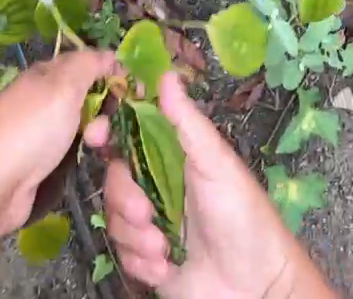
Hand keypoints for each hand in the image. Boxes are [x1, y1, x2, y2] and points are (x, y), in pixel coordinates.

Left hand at [0, 48, 117, 233]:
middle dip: (104, 107)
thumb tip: (108, 54)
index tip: (134, 91)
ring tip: (93, 146)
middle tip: (102, 127)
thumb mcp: (63, 86)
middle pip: (87, 93)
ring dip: (95, 132)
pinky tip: (87, 158)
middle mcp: (42, 95)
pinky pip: (72, 144)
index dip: (111, 72)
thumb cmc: (32, 128)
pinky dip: (82, 149)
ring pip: (82, 121)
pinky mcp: (40, 157)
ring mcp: (40, 127)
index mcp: (46, 73)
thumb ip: (88, 64)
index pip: (87, 62)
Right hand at [85, 73, 334, 298]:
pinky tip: (164, 267)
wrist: (256, 285)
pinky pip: (122, 251)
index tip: (96, 135)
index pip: (128, 131)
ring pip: (114, 215)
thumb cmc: (242, 213)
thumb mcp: (216, 163)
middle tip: (147, 214)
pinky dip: (140, 261)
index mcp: (171, 154)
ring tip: (163, 248)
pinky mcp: (148, 256)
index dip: (106, 129)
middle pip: (115, 176)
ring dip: (134, 235)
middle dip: (125, 198)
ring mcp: (150, 220)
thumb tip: (165, 73)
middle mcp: (156, 183)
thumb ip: (187, 122)